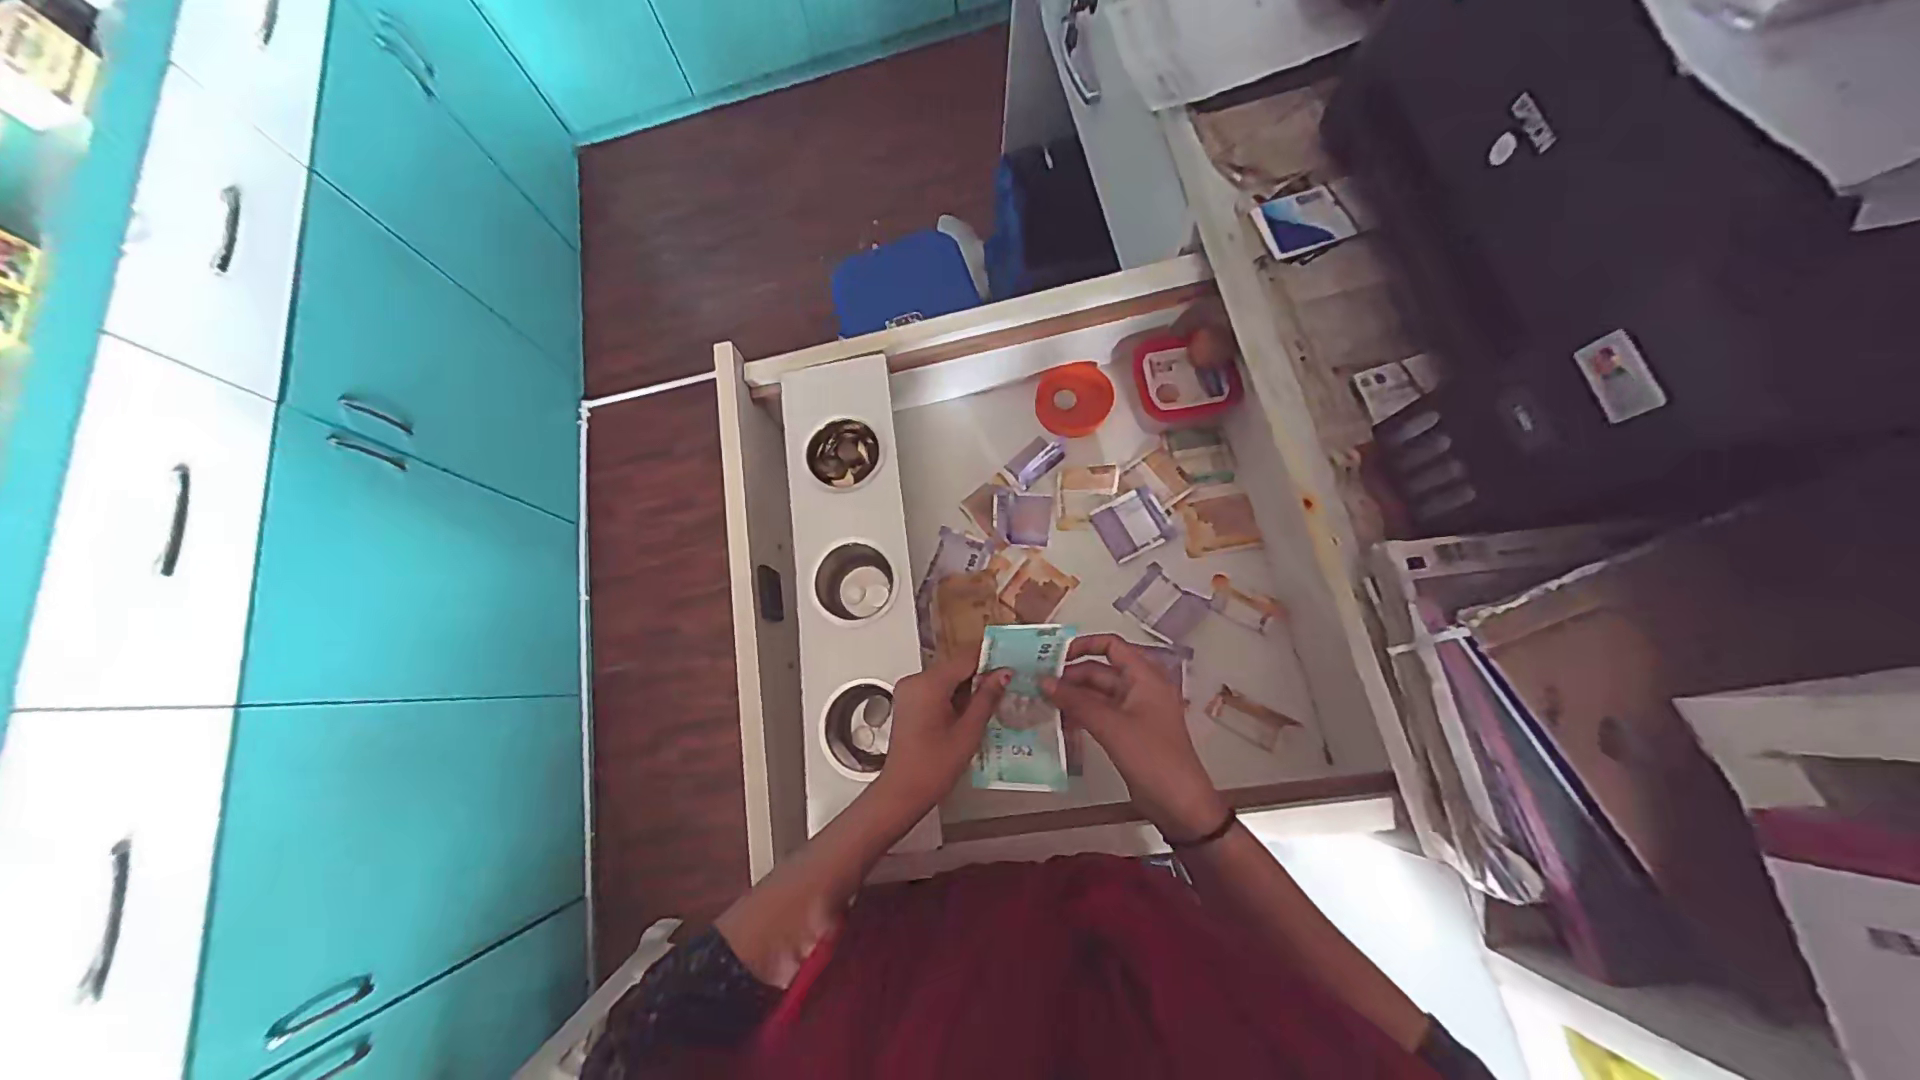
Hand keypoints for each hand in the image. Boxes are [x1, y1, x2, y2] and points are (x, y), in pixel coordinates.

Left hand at [873, 653, 1009, 818]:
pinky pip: (935, 689)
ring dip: (968, 686)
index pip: (964, 657)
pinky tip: (971, 710)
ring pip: (945, 678)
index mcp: (928, 684)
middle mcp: (915, 680)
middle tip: (1008, 683)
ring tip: (995, 698)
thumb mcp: (968, 731)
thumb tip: (1004, 673)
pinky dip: (953, 695)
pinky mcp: (908, 702)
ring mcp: (908, 691)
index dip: (989, 657)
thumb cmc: (935, 766)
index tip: (1011, 661)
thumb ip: (986, 698)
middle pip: (954, 666)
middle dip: (980, 673)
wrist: (902, 792)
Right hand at [1041, 634, 1227, 838]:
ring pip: (1098, 693)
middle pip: (1101, 670)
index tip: (1055, 656)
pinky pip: (1100, 713)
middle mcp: (1141, 688)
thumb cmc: (1152, 756)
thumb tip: (1044, 682)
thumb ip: (1076, 701)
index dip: (1084, 645)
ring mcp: (1135, 711)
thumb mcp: (1111, 725)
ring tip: (1043, 702)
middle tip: (1039, 685)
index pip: (1112, 646)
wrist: (1179, 803)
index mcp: (1145, 677)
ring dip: (1073, 696)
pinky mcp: (1129, 731)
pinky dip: (1081, 714)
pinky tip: (1059, 722)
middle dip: (1072, 675)